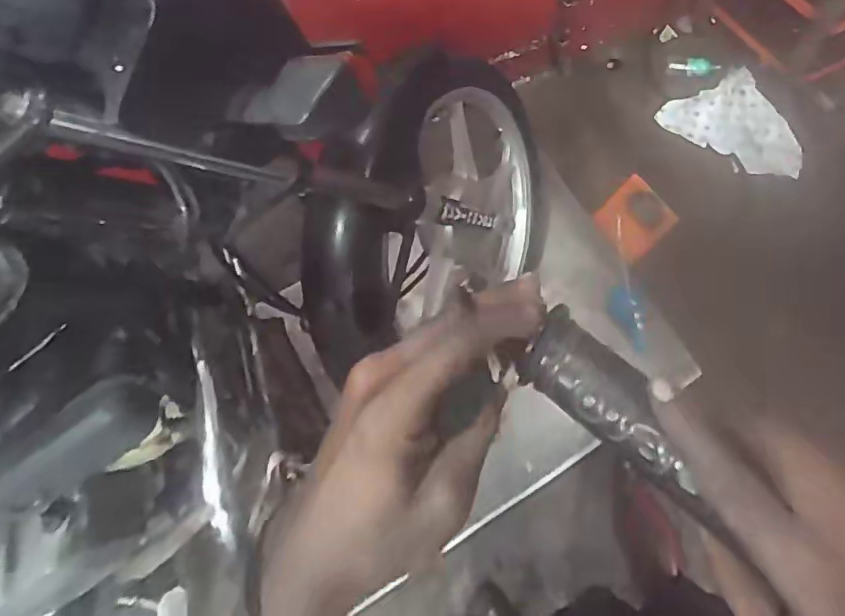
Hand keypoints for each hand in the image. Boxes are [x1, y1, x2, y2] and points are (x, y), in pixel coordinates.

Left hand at [260, 277, 544, 615]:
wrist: (309, 553)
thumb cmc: (375, 539)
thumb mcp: (440, 507)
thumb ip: (473, 441)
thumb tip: (497, 390)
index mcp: (390, 404)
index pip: (452, 345)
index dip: (497, 323)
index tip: (535, 312)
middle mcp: (377, 371)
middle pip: (442, 325)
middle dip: (491, 305)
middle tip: (534, 291)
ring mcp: (370, 372)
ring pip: (433, 331)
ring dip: (477, 317)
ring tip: (519, 302)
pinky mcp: (372, 381)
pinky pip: (423, 349)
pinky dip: (458, 338)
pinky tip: (486, 334)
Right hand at [656, 395, 844, 615]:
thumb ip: (745, 587)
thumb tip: (709, 517)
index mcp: (831, 583)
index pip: (740, 490)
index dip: (695, 438)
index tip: (660, 394)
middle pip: (788, 441)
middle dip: (744, 429)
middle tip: (719, 440)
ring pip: (827, 446)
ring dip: (793, 455)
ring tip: (786, 490)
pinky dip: (842, 478)